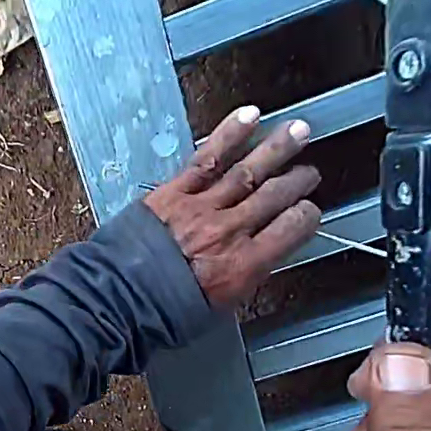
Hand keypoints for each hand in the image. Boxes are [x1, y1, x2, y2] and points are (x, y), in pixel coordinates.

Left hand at [143, 105, 321, 310]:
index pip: (290, 231)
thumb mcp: (216, 309)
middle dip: (297, 182)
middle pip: (274, 197)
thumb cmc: (162, 312)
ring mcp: (202, 207)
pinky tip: (249, 118)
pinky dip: (230, 135)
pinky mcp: (175, 191)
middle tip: (309, 173)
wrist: (119, 298)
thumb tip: (255, 260)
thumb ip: (241, 279)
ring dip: (277, 149)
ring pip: (248, 171)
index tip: (311, 210)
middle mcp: (229, 231)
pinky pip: (209, 158)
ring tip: (298, 131)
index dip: (306, 217)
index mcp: (243, 265)